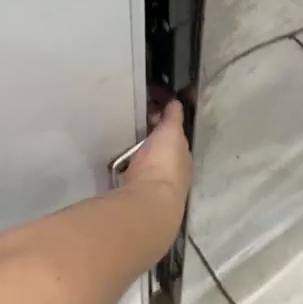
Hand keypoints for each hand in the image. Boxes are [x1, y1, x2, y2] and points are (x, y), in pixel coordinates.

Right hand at [123, 100, 191, 217]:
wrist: (148, 201)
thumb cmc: (164, 163)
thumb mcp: (171, 131)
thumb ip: (173, 116)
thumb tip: (175, 102)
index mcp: (183, 156)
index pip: (175, 135)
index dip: (165, 121)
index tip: (151, 109)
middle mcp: (173, 173)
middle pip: (162, 149)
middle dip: (152, 136)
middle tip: (135, 119)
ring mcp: (155, 185)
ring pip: (148, 161)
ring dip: (140, 151)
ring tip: (125, 137)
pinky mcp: (137, 194)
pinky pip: (133, 172)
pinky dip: (128, 165)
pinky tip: (119, 159)